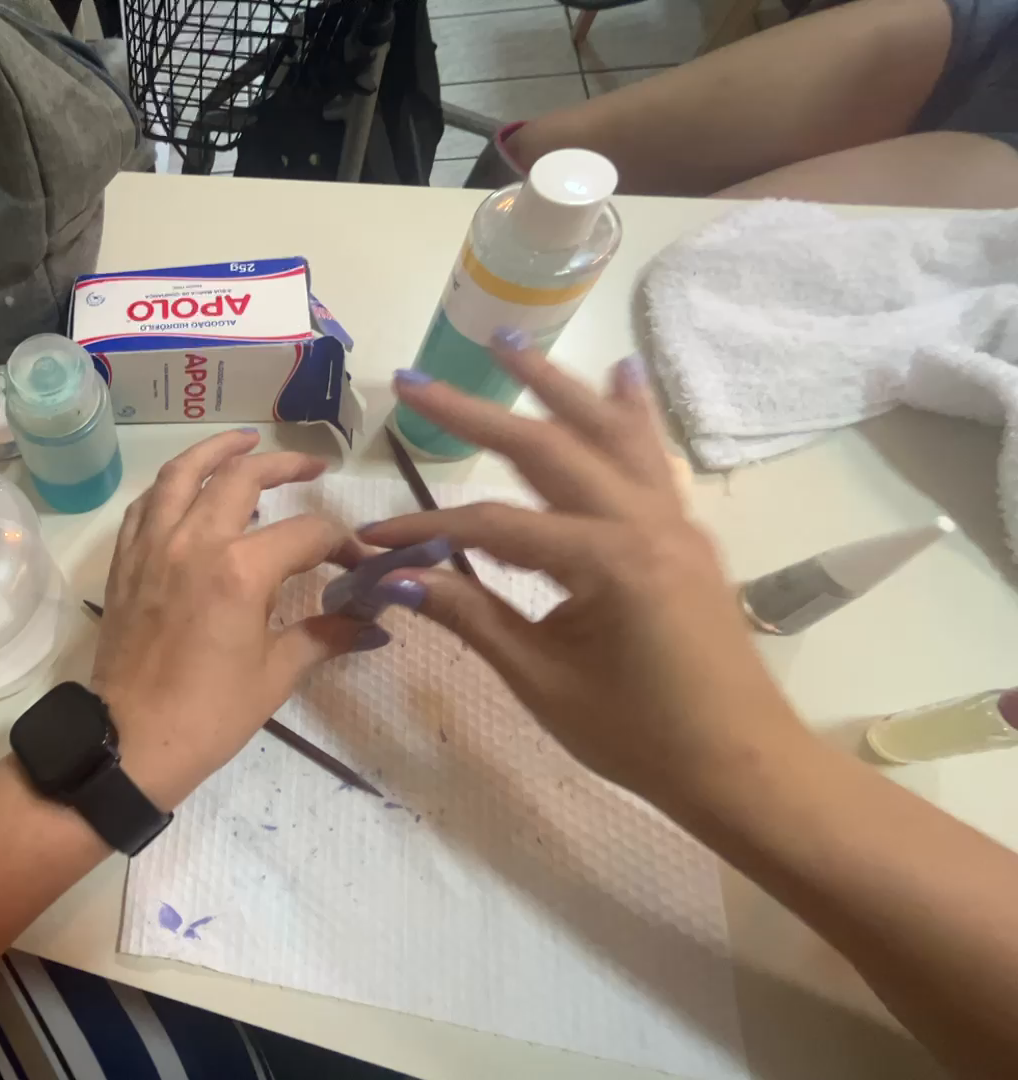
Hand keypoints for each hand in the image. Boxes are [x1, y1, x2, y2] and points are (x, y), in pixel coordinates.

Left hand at [92, 429, 382, 808]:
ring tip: (243, 441)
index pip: (305, 533)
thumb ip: (325, 636)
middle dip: (283, 463)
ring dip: (215, 450)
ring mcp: (151, 546)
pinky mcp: (124, 560)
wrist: (131, 739)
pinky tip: (184, 488)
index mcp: (239, 570)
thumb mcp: (275, 674)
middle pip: (240, 477)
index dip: (339, 542)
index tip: (355, 560)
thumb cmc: (209, 713)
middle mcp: (193, 541)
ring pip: (179, 474)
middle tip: (310, 465)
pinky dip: (168, 487)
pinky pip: (145, 505)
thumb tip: (373, 625)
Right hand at [365, 336, 807, 803]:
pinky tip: (619, 377)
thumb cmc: (638, 735)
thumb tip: (391, 578)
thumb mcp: (537, 678)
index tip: (370, 540)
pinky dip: (627, 414)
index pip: (490, 527)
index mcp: (607, 561)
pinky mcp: (679, 533)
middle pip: (544, 448)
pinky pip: (646, 459)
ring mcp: (670, 522)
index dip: (422, 531)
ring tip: (510, 341)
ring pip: (604, 434)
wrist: (744, 769)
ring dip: (552, 386)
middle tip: (412, 382)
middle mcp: (644, 523)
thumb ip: (466, 614)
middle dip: (472, 411)